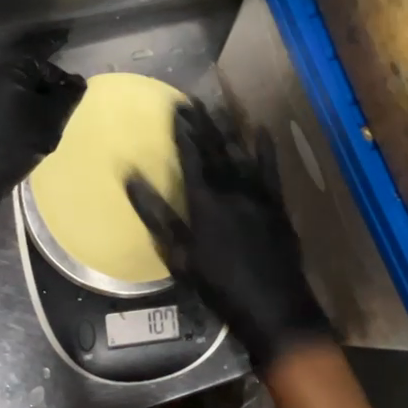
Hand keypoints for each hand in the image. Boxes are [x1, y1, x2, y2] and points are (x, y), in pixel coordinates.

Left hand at [0, 48, 86, 301]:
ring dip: (28, 110)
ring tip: (47, 131)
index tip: (73, 97)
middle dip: (44, 93)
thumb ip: (63, 100)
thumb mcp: (45, 127)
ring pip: (9, 99)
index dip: (59, 79)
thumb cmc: (6, 155)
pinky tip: (23, 144)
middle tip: (63, 115)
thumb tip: (75, 84)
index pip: (39, 65)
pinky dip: (13, 124)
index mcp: (3, 78)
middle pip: (22, 80)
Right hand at [126, 101, 330, 369]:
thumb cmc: (218, 285)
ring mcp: (258, 194)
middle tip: (191, 100)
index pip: (190, 156)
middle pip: (215, 148)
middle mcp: (231, 189)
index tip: (174, 108)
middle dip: (202, 122)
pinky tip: (260, 130)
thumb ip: (155, 215)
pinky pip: (271, 168)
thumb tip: (130, 178)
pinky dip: (265, 148)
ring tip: (216, 110)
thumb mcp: (178, 255)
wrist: (274, 306)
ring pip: (241, 153)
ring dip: (228, 130)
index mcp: (204, 202)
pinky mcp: (277, 203)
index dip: (182, 131)